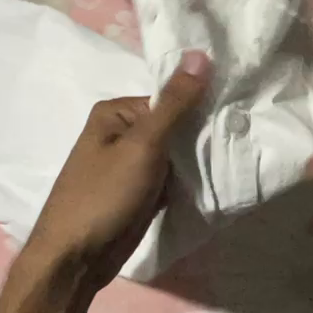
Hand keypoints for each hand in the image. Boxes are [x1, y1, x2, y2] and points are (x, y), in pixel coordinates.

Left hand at [24, 51, 212, 286]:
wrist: (75, 258)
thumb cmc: (103, 195)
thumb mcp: (143, 145)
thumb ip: (175, 104)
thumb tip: (200, 54)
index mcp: (115, 112)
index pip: (171, 100)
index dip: (201, 109)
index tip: (234, 119)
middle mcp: (121, 134)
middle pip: (174, 128)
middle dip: (200, 139)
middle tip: (237, 143)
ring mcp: (129, 166)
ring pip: (175, 157)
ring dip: (196, 165)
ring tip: (230, 164)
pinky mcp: (137, 194)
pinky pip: (170, 181)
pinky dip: (186, 185)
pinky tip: (212, 187)